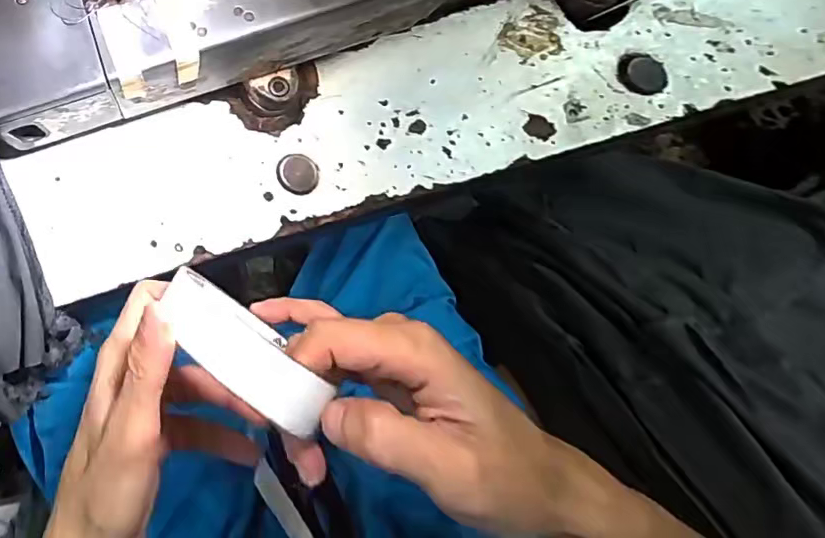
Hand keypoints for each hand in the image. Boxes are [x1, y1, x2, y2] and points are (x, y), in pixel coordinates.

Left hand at [47, 281, 260, 537]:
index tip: (220, 304)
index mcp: (120, 361)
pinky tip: (244, 449)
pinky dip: (219, 432)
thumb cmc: (103, 485)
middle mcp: (132, 374)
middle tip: (256, 369)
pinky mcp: (157, 433)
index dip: (179, 295)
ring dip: (226, 399)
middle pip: (180, 345)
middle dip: (218, 354)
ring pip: (192, 385)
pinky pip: (194, 422)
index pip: (146, 304)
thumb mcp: (130, 426)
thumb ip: (146, 368)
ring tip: (261, 416)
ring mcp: (146, 404)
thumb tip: (161, 308)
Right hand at [250, 300, 695, 537]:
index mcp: (410, 346)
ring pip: (320, 345)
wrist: (547, 490)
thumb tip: (322, 415)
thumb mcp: (450, 469)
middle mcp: (392, 335)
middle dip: (291, 379)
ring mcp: (387, 349)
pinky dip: (306, 377)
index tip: (278, 412)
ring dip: (296, 382)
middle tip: (278, 430)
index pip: (331, 336)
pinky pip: (333, 360)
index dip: (296, 365)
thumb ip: (383, 437)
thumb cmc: (506, 477)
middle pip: (319, 338)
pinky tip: (277, 364)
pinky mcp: (383, 369)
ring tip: (284, 426)